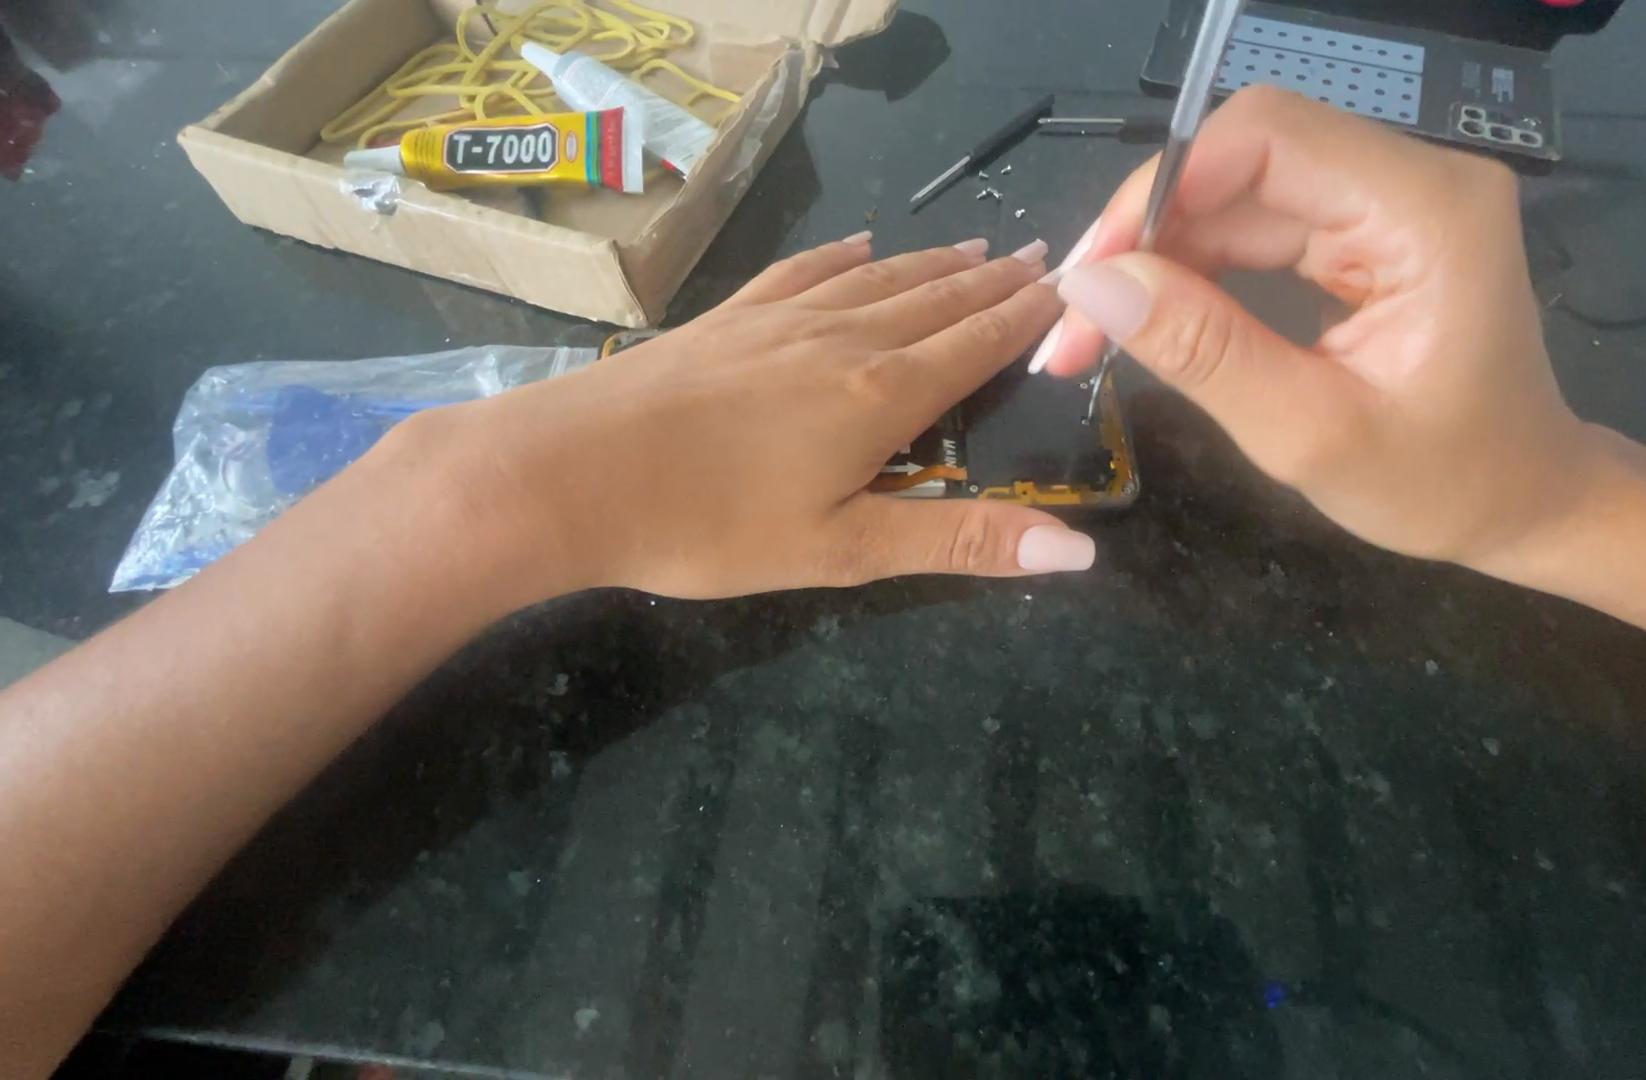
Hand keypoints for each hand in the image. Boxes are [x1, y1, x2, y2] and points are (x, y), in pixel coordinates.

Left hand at [421, 234, 1095, 600]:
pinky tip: (858, 245)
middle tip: (1041, 259)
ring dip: (934, 264)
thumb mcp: (845, 552)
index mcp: (881, 395)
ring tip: (976, 247)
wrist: (567, 475)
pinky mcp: (728, 317)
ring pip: (878, 278)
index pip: (976, 343)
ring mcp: (778, 319)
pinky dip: (845, 256)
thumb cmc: (711, 527)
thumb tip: (1078, 553)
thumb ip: (959, 543)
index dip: (1027, 318)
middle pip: (935, 299)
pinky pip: (803, 271)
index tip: (1069, 288)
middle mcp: (842, 339)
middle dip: (994, 282)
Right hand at [1029, 85, 1602, 569]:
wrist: (1515, 502)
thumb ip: (1204, 354)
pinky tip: (1143, 321)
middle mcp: (1403, 184)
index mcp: (1423, 212)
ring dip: (1150, 262)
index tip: (1091, 277)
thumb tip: (1095, 288)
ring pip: (1228, 200)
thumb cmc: (1437, 484)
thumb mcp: (1308, 434)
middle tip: (1072, 324)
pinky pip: (1245, 235)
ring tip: (1090, 334)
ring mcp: (1377, 209)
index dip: (1159, 192)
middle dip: (1140, 238)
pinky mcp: (1352, 242)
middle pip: (1237, 165)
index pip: (1265, 139)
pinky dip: (1182, 277)